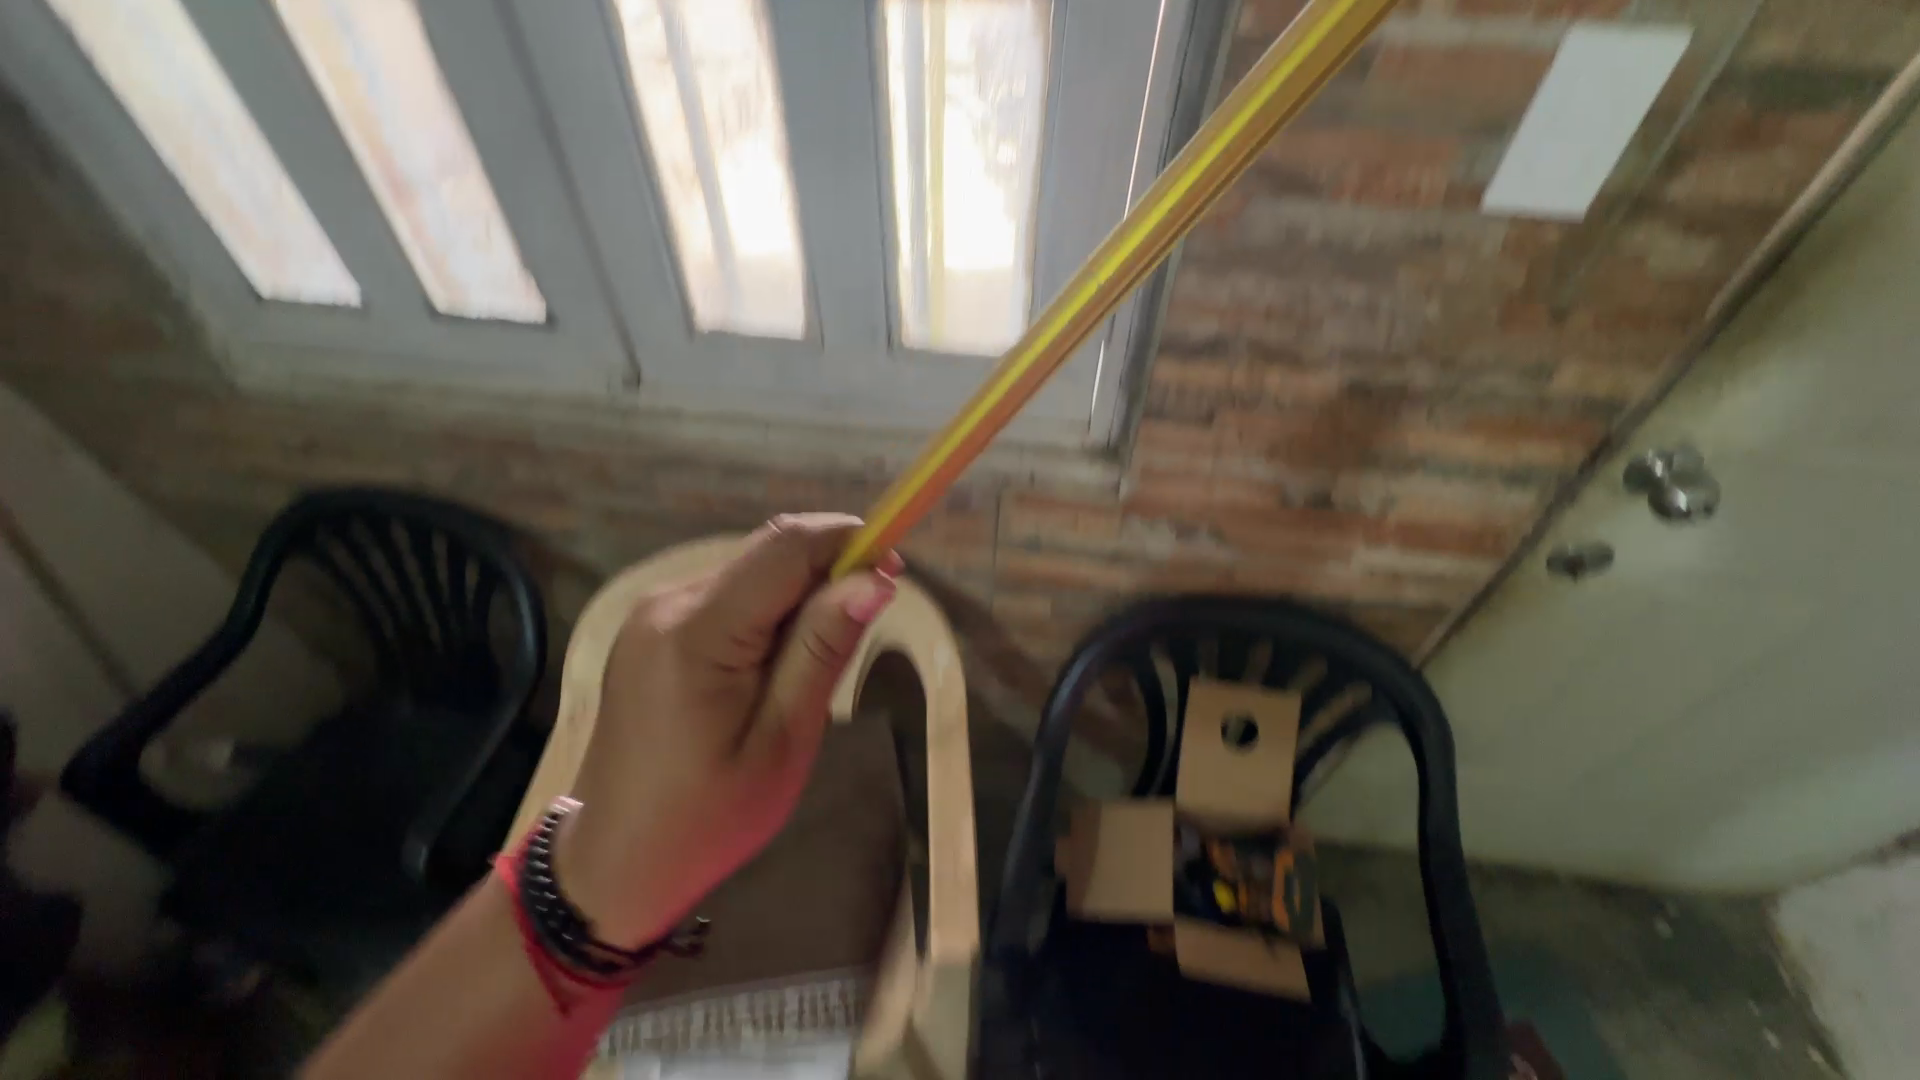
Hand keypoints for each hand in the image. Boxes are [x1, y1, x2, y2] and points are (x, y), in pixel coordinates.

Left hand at [553, 514, 901, 947]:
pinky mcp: (651, 629)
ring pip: (749, 573)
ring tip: (815, 662)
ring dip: (798, 596)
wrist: (615, 861)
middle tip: (864, 625)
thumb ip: (824, 648)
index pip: (786, 547)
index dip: (847, 541)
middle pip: (766, 554)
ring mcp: (653, 613)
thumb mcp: (784, 739)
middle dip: (827, 570)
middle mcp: (668, 603)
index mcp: (698, 631)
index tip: (894, 569)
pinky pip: (726, 597)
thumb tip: (875, 580)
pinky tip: (774, 666)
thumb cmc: (709, 816)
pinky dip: (766, 613)